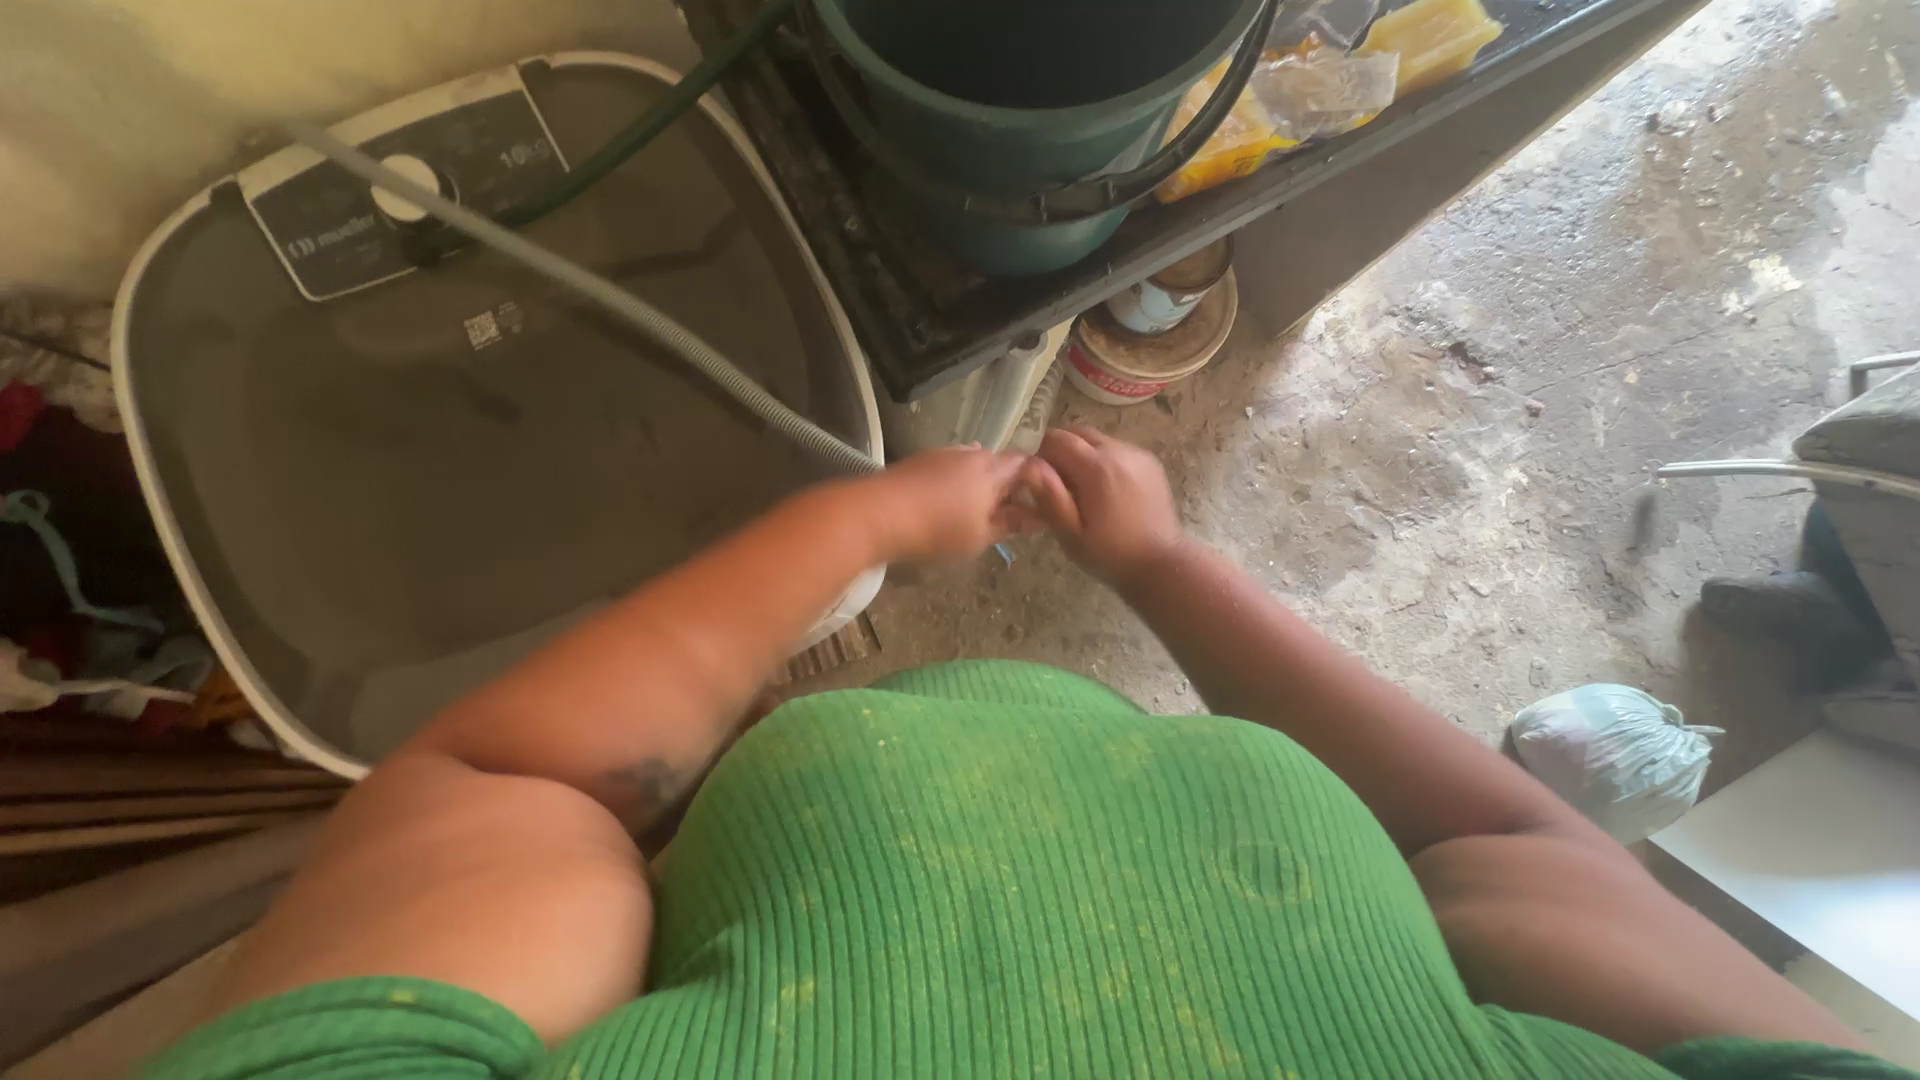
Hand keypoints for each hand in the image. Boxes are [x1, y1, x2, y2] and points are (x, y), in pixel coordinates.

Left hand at [857, 444, 1037, 561]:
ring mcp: (943, 453)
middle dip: (1007, 484)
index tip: (1039, 503)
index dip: (1038, 480)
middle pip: (999, 463)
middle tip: (1008, 512)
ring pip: (973, 464)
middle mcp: (971, 453)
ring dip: (979, 483)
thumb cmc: (937, 529)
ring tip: (975, 510)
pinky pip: (950, 466)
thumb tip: (1039, 518)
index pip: (1028, 464)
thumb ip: (1011, 524)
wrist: (877, 513)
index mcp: (993, 470)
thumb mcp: (980, 536)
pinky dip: (956, 482)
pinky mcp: (920, 460)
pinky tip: (947, 502)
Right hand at [1023, 426, 1187, 585]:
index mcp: (1097, 468)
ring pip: (1099, 440)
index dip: (1043, 457)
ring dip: (1084, 456)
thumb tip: (1029, 465)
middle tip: (1062, 486)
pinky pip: (1118, 450)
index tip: (1045, 484)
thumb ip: (1049, 496)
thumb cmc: (1110, 555)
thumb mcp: (1070, 533)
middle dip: (1063, 451)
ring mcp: (1139, 455)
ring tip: (1086, 492)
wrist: (1161, 564)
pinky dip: (1105, 461)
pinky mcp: (1151, 462)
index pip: (1057, 439)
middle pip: (1078, 432)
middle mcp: (1119, 451)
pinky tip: (1108, 493)